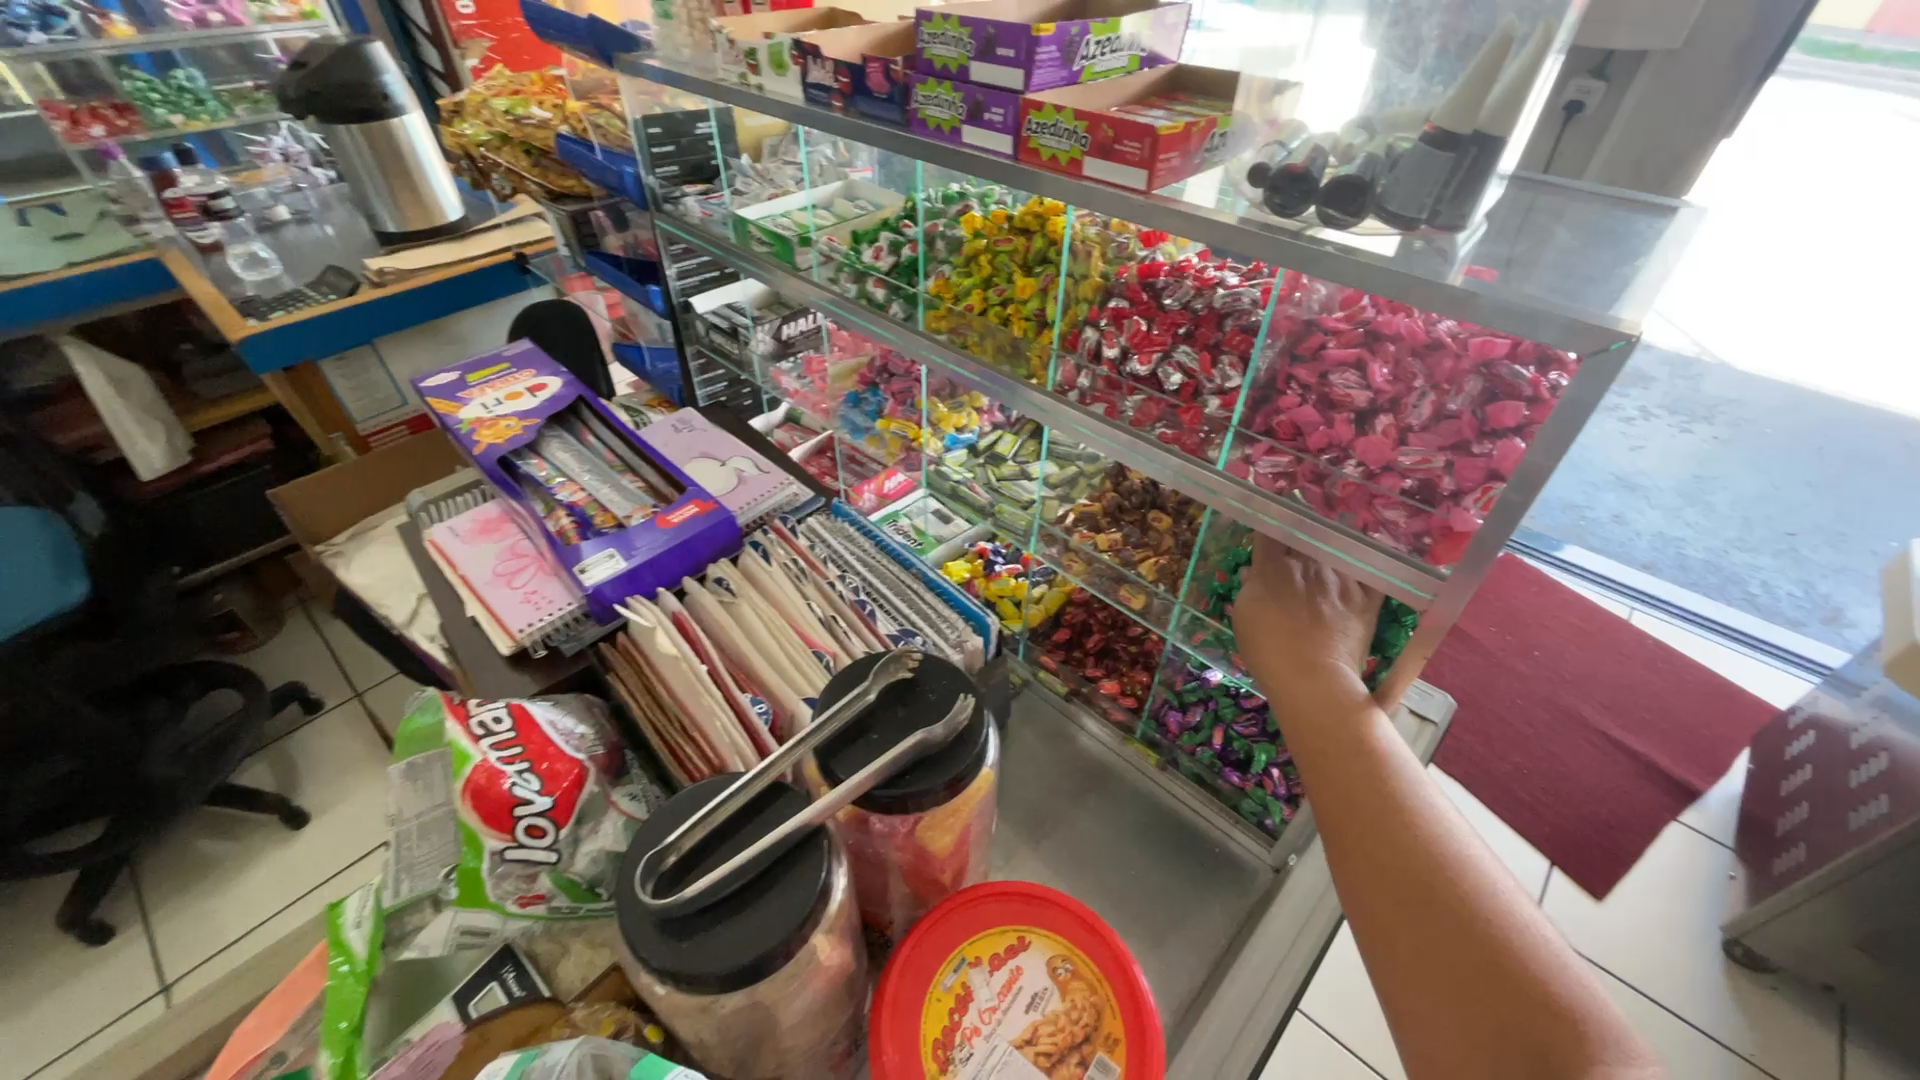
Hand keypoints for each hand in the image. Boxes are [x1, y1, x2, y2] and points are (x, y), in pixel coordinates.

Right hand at [1232, 534, 1377, 720]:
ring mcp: (1342, 581)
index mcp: (1274, 568)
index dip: (1270, 522)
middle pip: (1304, 537)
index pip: (1270, 532)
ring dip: (1333, 542)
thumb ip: (1249, 588)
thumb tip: (1254, 573)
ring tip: (1337, 529)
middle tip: (1300, 531)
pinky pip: (1371, 573)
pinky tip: (1371, 556)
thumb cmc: (1267, 650)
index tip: (1271, 518)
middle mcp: (1310, 565)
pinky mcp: (1367, 600)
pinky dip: (1369, 564)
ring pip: (1337, 549)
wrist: (1313, 679)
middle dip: (1301, 531)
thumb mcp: (1244, 617)